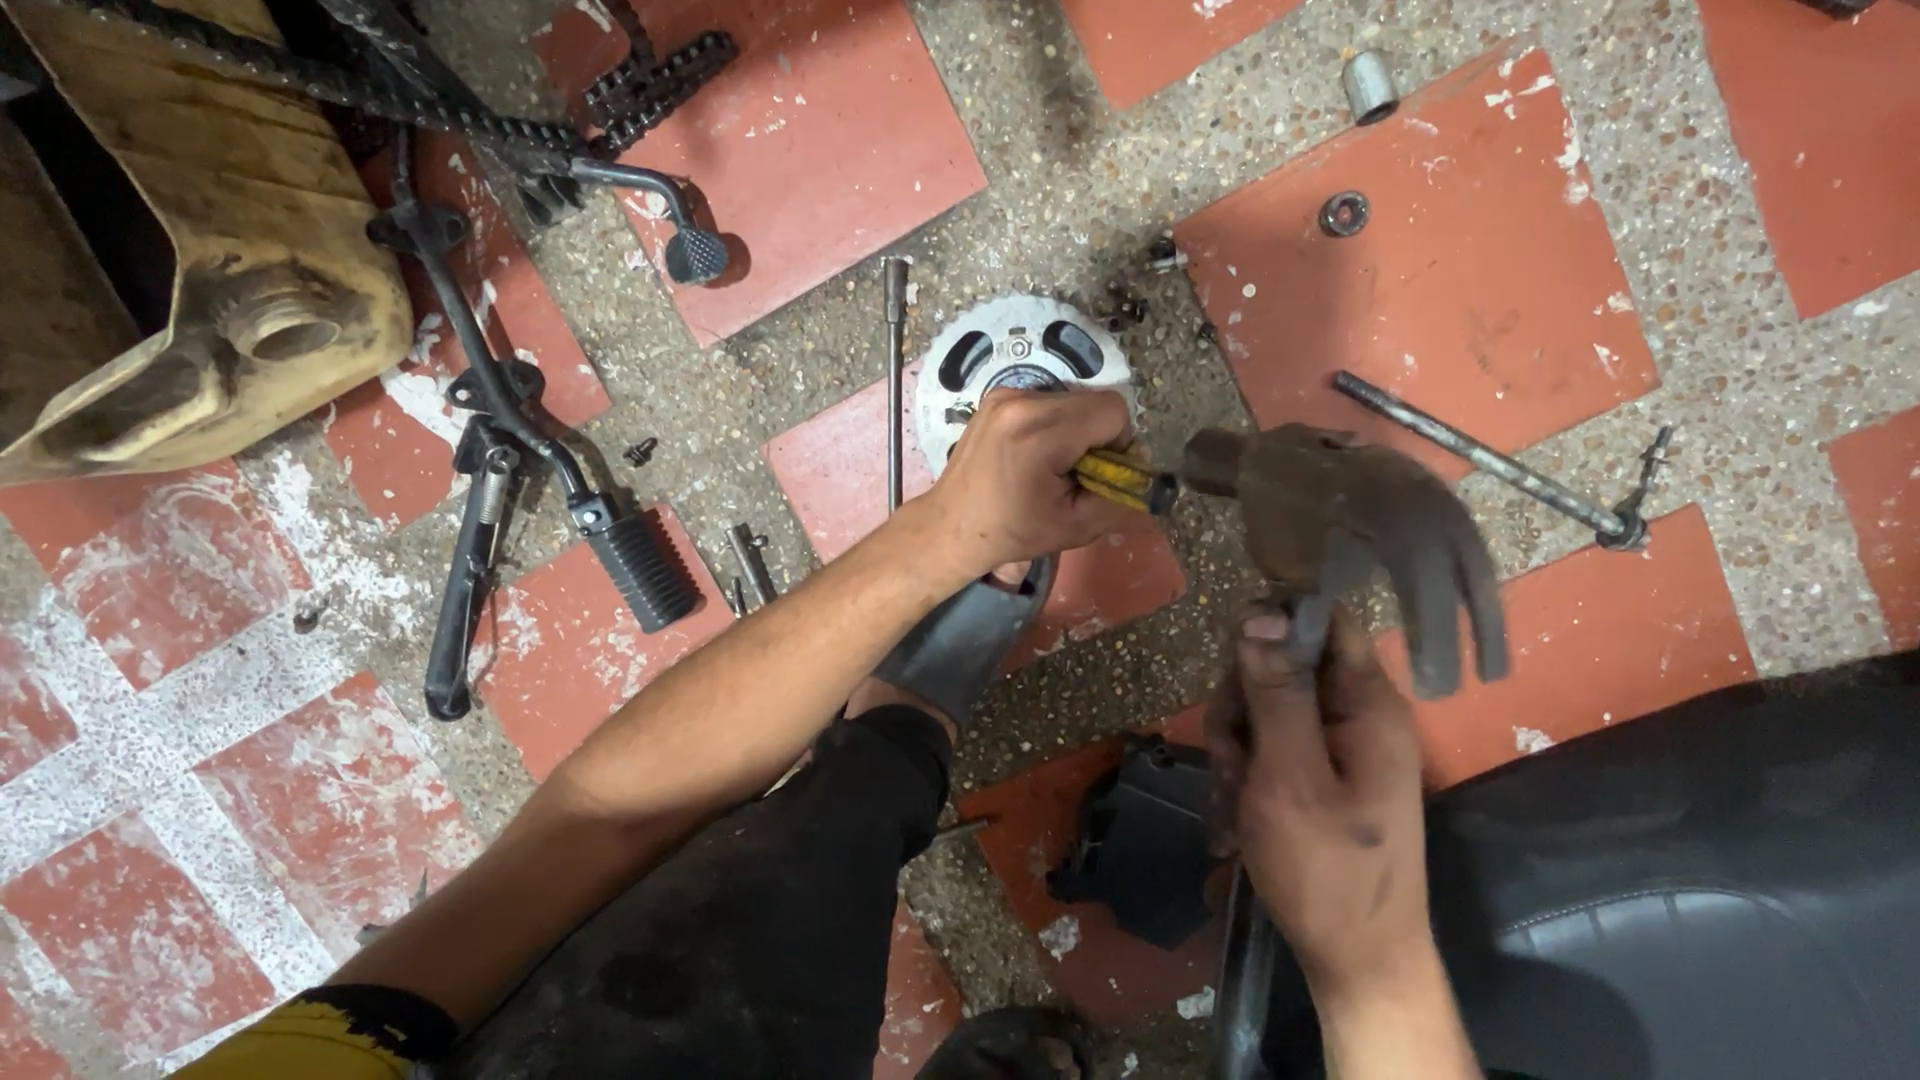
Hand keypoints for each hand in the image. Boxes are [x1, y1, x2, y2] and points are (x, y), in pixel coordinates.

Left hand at [917, 387, 1136, 577]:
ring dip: (1076, 428)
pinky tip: (1034, 453)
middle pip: (1094, 401)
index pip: (1113, 412)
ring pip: (1073, 398)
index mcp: (1039, 434)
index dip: (1117, 444)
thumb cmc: (1013, 532)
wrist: (953, 524)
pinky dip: (1053, 423)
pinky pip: (1048, 399)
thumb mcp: (1077, 527)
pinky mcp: (997, 396)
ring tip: (1051, 465)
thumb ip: (1119, 494)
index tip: (1095, 474)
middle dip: (1097, 435)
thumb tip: (1139, 461)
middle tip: (1075, 472)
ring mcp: (1005, 394)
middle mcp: (1021, 402)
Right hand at [1207, 605, 1433, 999]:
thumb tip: (1260, 612)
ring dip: (1234, 747)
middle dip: (1239, 705)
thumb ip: (1275, 693)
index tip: (1230, 659)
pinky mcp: (1319, 776)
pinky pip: (1269, 749)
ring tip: (1232, 801)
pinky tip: (1235, 816)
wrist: (1356, 960)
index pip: (1324, 621)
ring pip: (1263, 709)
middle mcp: (1357, 715)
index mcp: (1367, 704)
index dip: (1273, 623)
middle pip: (1280, 666)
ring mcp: (1338, 748)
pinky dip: (1244, 775)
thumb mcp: (1289, 776)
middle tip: (1231, 759)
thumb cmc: (1326, 870)